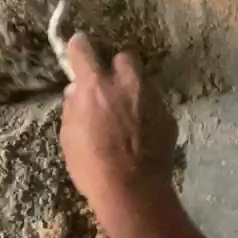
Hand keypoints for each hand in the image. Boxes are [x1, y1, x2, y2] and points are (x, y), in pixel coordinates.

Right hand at [59, 33, 177, 210]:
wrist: (134, 191)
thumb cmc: (92, 166)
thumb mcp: (69, 137)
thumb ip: (73, 108)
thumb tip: (76, 91)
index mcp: (95, 86)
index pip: (83, 49)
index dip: (78, 46)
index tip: (77, 46)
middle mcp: (126, 84)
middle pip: (122, 57)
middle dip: (114, 67)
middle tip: (108, 87)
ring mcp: (151, 98)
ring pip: (142, 80)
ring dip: (133, 89)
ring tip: (127, 113)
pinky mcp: (168, 116)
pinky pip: (155, 104)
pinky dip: (147, 112)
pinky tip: (142, 133)